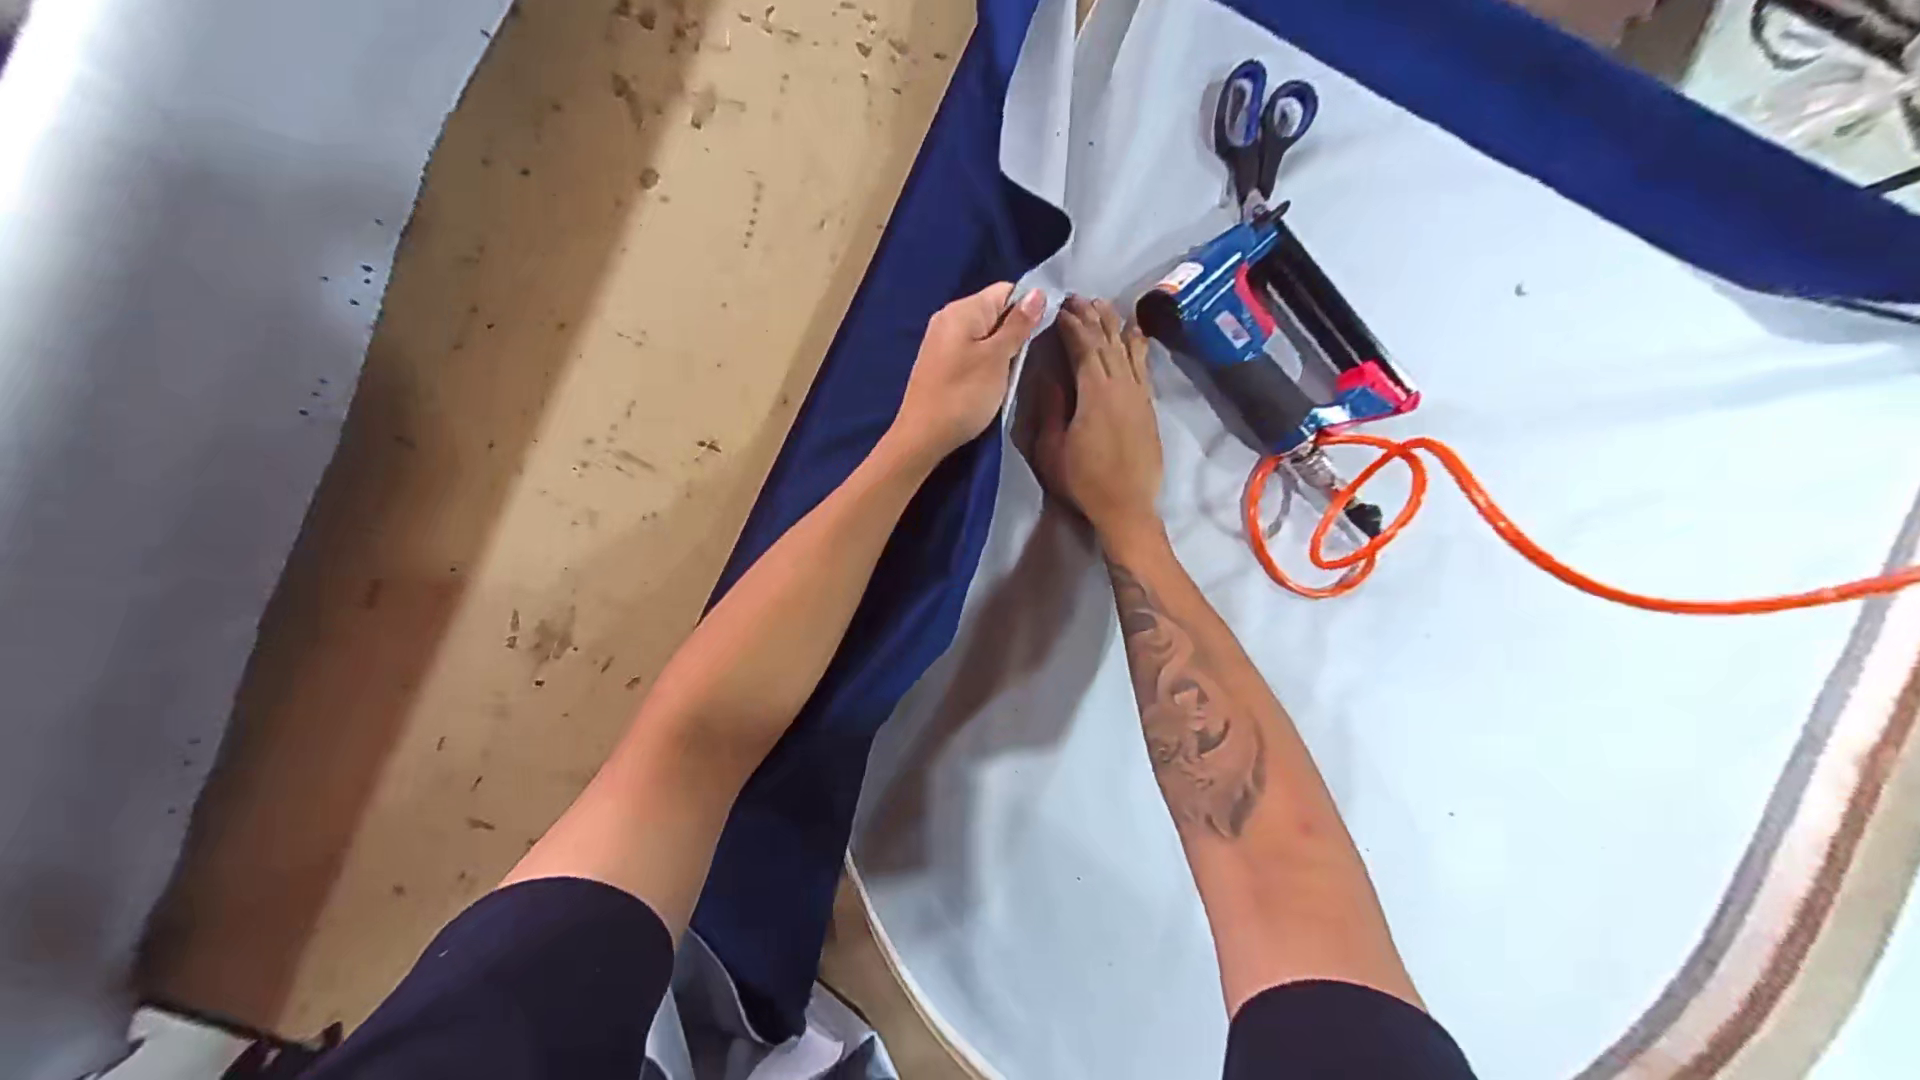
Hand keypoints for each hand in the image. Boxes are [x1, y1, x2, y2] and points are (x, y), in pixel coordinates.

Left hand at [889, 282, 1047, 463]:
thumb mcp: (997, 359)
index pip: (1006, 291)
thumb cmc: (963, 396)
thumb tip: (1038, 292)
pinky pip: (971, 349)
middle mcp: (948, 317)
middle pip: (994, 311)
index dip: (1029, 307)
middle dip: (1015, 330)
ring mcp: (941, 340)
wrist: (922, 436)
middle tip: (1029, 357)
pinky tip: (991, 380)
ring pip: (984, 333)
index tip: (1043, 332)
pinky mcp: (939, 361)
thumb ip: (1018, 325)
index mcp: (962, 309)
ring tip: (1012, 371)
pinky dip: (985, 360)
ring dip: (1001, 349)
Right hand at [1032, 296, 1163, 540]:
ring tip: (1104, 305)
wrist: (1127, 508)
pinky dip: (1137, 344)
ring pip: (1128, 348)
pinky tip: (1134, 334)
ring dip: (1115, 324)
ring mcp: (1139, 394)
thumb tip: (1050, 375)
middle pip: (1107, 340)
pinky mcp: (1148, 406)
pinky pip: (1143, 365)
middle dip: (1092, 316)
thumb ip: (1051, 407)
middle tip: (1078, 297)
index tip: (1059, 307)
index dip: (1071, 324)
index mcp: (1095, 392)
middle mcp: (1121, 385)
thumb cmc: (1082, 481)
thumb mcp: (1052, 447)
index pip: (1083, 346)